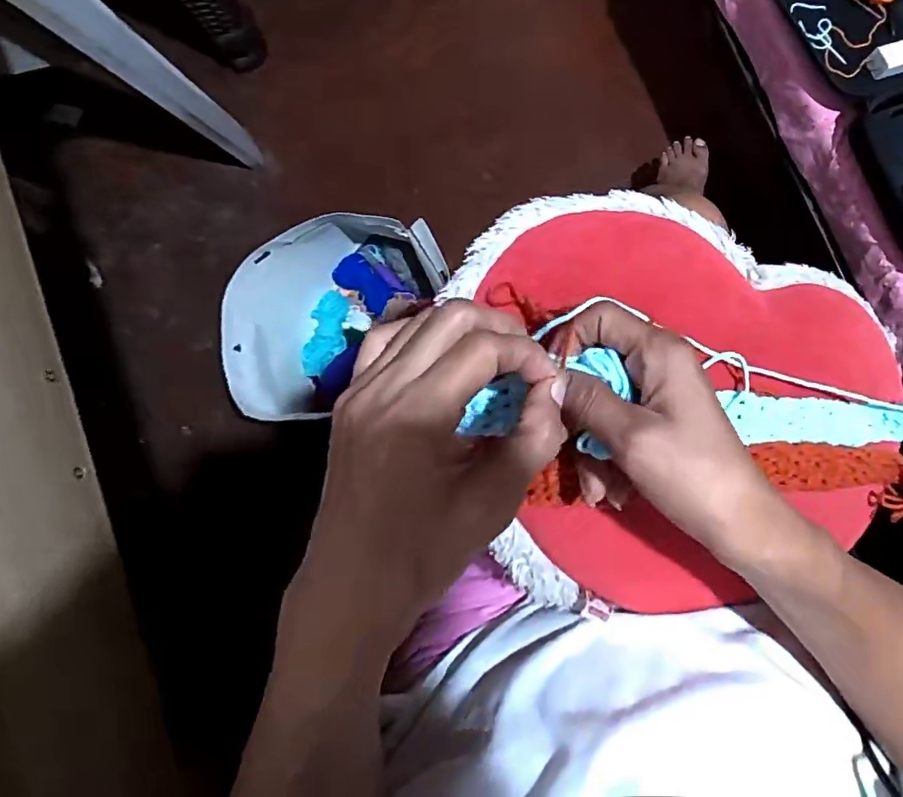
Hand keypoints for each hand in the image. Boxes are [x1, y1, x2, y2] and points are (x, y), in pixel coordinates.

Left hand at [300, 301, 567, 620]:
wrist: (352, 587)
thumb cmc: (428, 550)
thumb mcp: (497, 500)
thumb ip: (536, 436)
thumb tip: (552, 387)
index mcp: (417, 414)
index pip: (483, 346)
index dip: (527, 353)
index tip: (548, 378)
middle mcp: (381, 388)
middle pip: (451, 316)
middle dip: (500, 328)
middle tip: (526, 360)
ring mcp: (358, 388)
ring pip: (420, 318)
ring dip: (466, 327)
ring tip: (495, 355)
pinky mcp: (350, 397)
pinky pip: (387, 338)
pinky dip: (424, 332)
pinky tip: (446, 355)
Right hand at [553, 302, 803, 570]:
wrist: (738, 520)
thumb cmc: (689, 472)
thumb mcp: (631, 436)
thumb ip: (587, 400)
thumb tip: (550, 377)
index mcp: (658, 349)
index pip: (600, 315)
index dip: (568, 340)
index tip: (549, 382)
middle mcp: (658, 361)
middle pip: (596, 365)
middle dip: (579, 413)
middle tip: (570, 450)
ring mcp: (659, 392)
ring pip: (602, 403)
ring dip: (592, 447)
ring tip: (601, 489)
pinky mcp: (658, 420)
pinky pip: (618, 426)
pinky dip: (610, 456)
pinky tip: (615, 492)